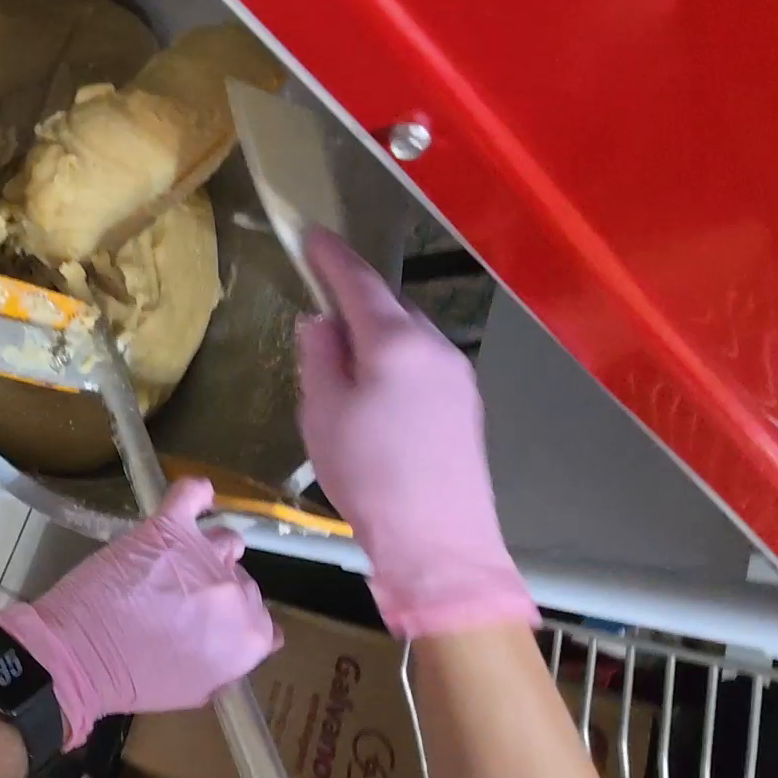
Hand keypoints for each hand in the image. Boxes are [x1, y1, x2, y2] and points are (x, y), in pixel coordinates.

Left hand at [0, 479, 274, 748]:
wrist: (81, 654)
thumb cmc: (133, 679)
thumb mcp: (196, 689)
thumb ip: (226, 663)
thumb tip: (236, 640)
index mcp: (248, 639)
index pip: (260, 617)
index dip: (235, 615)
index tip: (213, 617)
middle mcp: (236, 595)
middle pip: (240, 578)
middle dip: (217, 586)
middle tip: (184, 595)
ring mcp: (202, 557)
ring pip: (224, 541)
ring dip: (209, 549)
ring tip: (183, 558)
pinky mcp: (167, 530)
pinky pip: (190, 496)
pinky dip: (196, 491)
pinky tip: (200, 493)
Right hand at [296, 227, 537, 636]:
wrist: (438, 541)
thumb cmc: (367, 472)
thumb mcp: (322, 411)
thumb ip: (318, 357)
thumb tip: (320, 322)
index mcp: (395, 344)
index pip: (359, 284)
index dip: (332, 258)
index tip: (311, 235)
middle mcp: (435, 349)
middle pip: (388, 308)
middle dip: (354, 302)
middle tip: (318, 318)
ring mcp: (458, 376)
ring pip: (408, 336)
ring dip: (375, 335)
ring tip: (342, 364)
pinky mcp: (466, 405)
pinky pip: (422, 363)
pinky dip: (393, 361)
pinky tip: (374, 392)